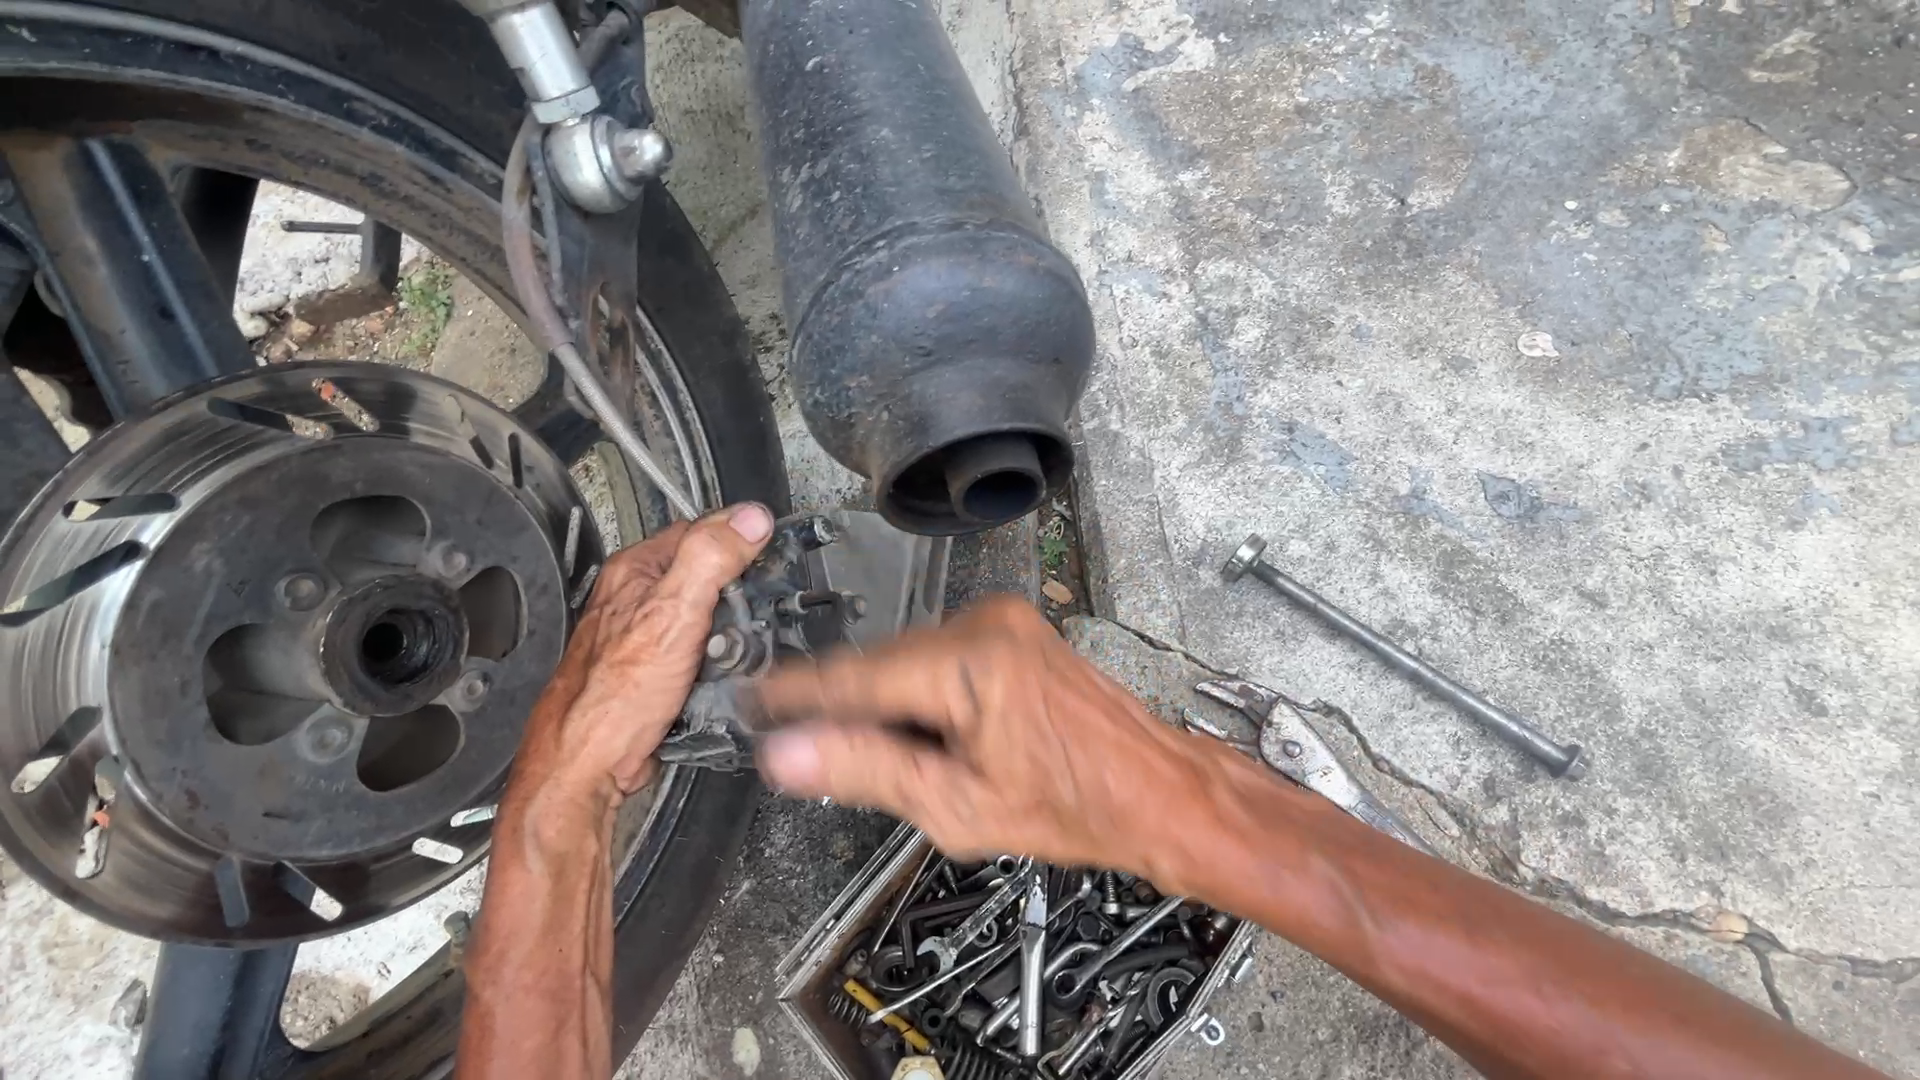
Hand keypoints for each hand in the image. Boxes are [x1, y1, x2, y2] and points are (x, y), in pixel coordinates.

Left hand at [509, 502, 773, 807]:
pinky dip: (718, 659)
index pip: (702, 529)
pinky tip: (720, 671)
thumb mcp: (675, 612)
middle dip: (737, 592)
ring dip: (729, 630)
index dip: (739, 539)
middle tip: (749, 611)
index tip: (768, 554)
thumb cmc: (612, 696)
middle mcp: (637, 597)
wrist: (589, 763)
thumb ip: (712, 558)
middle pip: (707, 574)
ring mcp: (646, 633)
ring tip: (734, 646)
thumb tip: (750, 519)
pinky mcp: (657, 666)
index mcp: (636, 570)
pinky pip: (702, 650)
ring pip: (707, 615)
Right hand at [754, 597, 1236, 889]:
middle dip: (849, 708)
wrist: (1152, 788)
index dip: (797, 692)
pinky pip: (937, 652)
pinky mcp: (1010, 628)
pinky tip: (938, 733)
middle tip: (819, 754)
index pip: (855, 675)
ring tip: (913, 758)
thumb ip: (866, 770)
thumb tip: (791, 752)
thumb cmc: (1078, 805)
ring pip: (906, 658)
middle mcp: (986, 624)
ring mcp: (1002, 620)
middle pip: (880, 663)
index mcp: (973, 663)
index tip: (755, 700)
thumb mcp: (958, 806)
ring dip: (890, 702)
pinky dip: (921, 691)